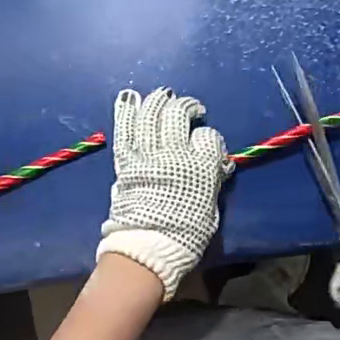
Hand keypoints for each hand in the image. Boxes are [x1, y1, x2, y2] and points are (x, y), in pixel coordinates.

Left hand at [95, 88, 233, 299]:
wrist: (148, 245)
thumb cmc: (185, 233)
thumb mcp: (210, 206)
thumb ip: (211, 180)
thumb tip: (215, 164)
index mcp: (200, 167)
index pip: (208, 138)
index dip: (208, 138)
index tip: (206, 143)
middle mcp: (174, 155)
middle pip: (178, 117)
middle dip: (184, 106)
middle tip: (188, 107)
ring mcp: (146, 155)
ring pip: (151, 117)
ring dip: (157, 101)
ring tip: (163, 95)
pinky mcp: (126, 162)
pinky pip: (125, 130)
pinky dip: (125, 111)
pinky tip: (129, 96)